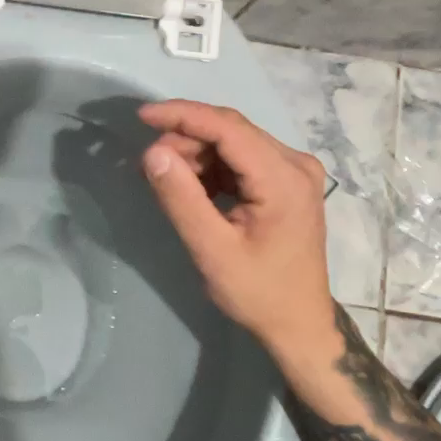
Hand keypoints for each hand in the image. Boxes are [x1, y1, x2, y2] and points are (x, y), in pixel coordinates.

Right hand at [139, 100, 340, 366]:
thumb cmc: (257, 292)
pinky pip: (241, 159)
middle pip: (231, 130)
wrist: (298, 324)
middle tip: (149, 164)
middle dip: (185, 138)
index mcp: (283, 178)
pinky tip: (191, 188)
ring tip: (167, 180)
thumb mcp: (211, 249)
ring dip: (196, 154)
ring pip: (234, 143)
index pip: (228, 127)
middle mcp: (295, 164)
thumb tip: (152, 152)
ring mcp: (294, 171)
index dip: (183, 116)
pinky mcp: (286, 182)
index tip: (142, 116)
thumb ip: (181, 198)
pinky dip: (212, 167)